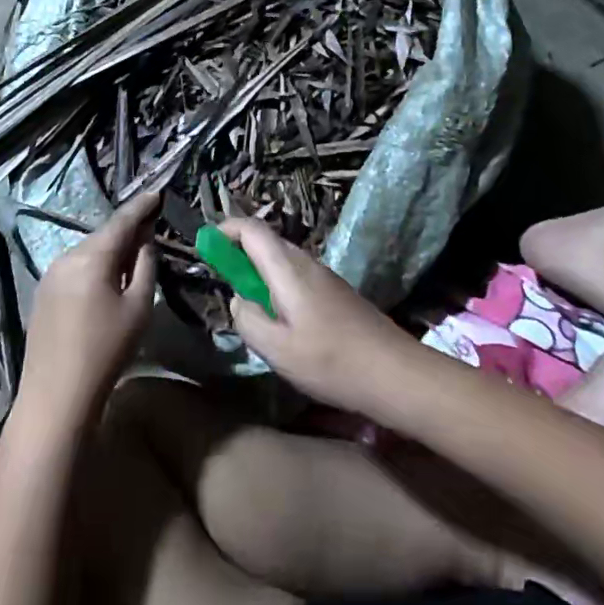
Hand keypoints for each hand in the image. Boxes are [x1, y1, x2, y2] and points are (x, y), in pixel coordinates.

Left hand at [17, 192, 160, 423]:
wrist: (56, 394)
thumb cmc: (106, 351)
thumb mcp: (138, 308)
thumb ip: (145, 267)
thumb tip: (144, 243)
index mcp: (91, 257)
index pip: (121, 222)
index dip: (140, 207)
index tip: (156, 194)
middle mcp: (66, 257)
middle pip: (102, 236)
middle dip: (126, 231)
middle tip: (150, 228)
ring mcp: (50, 274)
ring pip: (87, 252)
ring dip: (109, 251)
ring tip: (131, 257)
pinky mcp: (42, 292)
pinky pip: (74, 268)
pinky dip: (93, 267)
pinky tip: (104, 281)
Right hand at [219, 218, 414, 412]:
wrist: (398, 375)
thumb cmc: (332, 361)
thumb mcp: (276, 348)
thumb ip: (247, 319)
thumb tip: (240, 300)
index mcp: (288, 269)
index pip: (251, 229)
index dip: (225, 230)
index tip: (205, 246)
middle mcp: (307, 264)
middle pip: (267, 242)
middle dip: (239, 253)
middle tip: (224, 282)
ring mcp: (325, 278)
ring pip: (283, 262)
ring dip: (259, 273)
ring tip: (252, 309)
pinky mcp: (337, 295)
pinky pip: (297, 278)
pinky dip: (278, 287)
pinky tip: (283, 323)